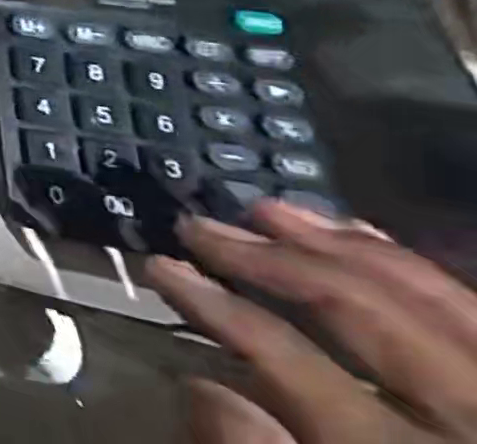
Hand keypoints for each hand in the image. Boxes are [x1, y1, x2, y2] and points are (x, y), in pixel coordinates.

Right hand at [148, 199, 476, 442]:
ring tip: (267, 210)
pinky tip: (356, 234)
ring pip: (434, 298)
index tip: (158, 266)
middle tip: (199, 225)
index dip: (214, 305)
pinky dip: (410, 265)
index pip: (288, 357)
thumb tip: (198, 383)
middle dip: (270, 259)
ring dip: (337, 245)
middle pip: (364, 314)